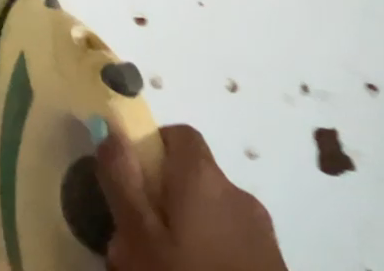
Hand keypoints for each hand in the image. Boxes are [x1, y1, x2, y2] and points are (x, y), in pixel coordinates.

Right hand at [96, 124, 289, 270]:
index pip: (178, 134)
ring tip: (159, 267)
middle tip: (135, 241)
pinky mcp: (273, 264)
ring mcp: (261, 232)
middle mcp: (237, 193)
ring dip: (183, 232)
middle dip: (160, 201)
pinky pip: (230, 243)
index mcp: (203, 177)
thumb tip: (110, 126)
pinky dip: (209, 254)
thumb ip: (121, 178)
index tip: (130, 182)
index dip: (151, 148)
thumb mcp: (138, 235)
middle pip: (191, 179)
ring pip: (209, 216)